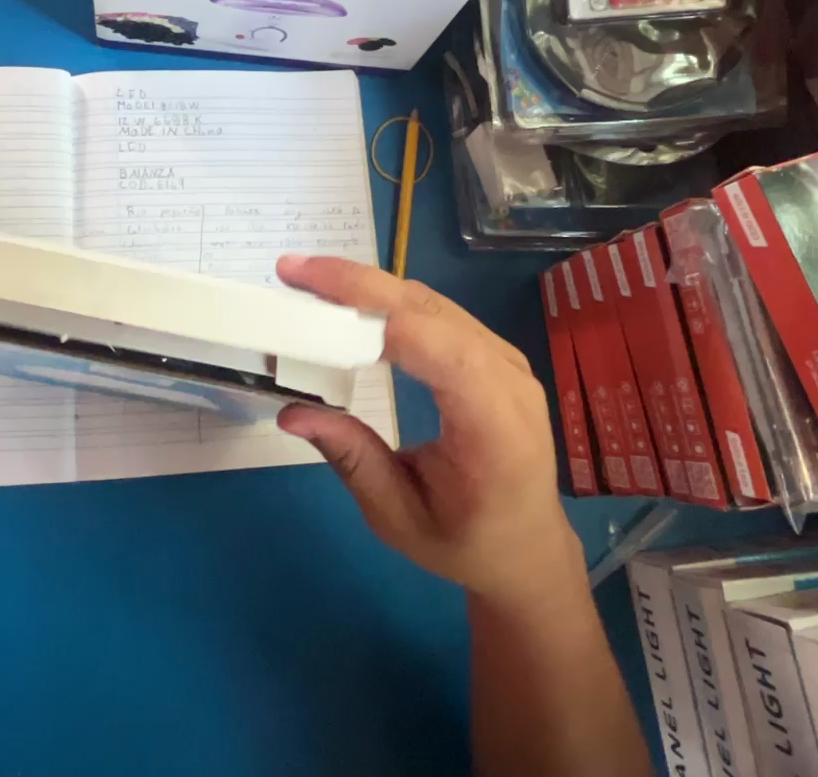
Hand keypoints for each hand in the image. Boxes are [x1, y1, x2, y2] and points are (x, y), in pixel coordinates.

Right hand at [276, 256, 578, 602]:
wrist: (525, 545)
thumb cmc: (465, 541)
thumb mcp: (398, 516)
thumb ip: (352, 460)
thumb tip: (292, 413)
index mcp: (495, 428)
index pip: (444, 352)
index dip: (382, 318)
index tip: (317, 302)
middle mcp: (508, 380)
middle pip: (432, 312)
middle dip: (359, 285)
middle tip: (294, 272)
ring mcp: (504, 360)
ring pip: (432, 302)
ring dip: (369, 285)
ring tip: (309, 279)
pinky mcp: (490, 354)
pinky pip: (437, 312)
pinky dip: (387, 298)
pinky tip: (350, 299)